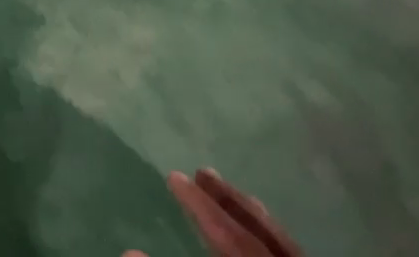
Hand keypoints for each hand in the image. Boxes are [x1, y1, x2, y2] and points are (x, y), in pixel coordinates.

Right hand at [129, 169, 301, 256]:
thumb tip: (129, 251)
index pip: (229, 236)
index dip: (199, 206)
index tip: (174, 176)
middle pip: (260, 232)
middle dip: (229, 200)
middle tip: (202, 170)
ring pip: (282, 241)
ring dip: (250, 212)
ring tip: (227, 189)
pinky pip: (290, 252)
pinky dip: (270, 233)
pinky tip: (258, 226)